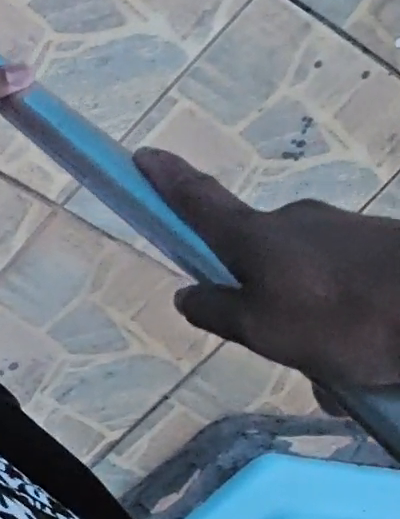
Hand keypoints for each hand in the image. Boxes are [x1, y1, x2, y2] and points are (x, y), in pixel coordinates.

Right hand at [137, 148, 399, 388]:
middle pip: (263, 249)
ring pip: (317, 273)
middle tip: (281, 336)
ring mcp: (355, 232)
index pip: (196, 199)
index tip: (143, 155)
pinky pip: (363, 283)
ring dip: (321, 310)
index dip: (166, 178)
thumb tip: (189, 294)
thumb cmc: (351, 316)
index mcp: (252, 235)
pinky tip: (383, 354)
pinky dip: (363, 314)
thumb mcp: (263, 330)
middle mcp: (297, 221)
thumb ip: (216, 311)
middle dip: (264, 285)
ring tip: (348, 364)